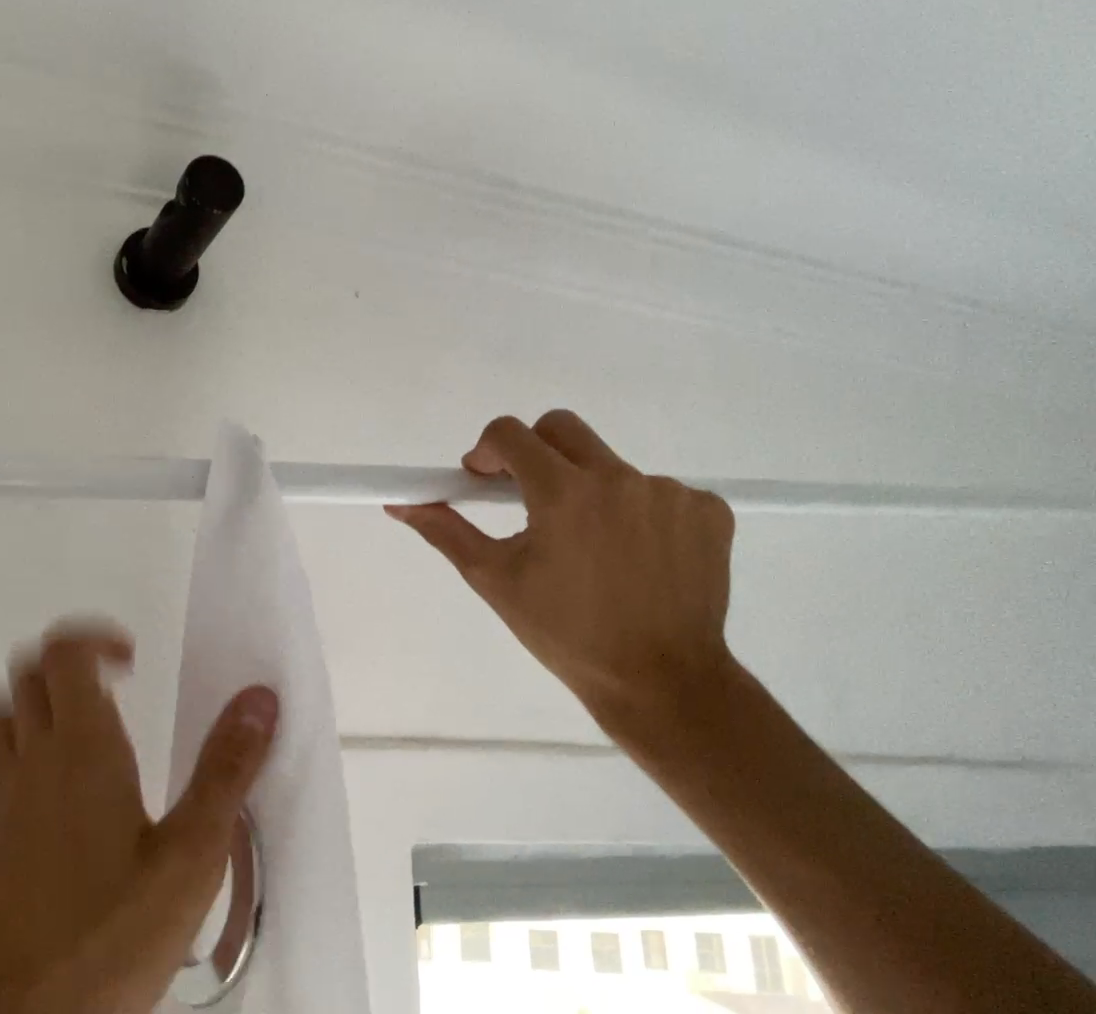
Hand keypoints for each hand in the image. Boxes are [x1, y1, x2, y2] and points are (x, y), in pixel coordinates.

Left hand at [0, 621, 279, 1013]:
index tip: (131, 660)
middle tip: (111, 692)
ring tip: (76, 735)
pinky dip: (7, 751)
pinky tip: (39, 794)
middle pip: (26, 672)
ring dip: (31, 704)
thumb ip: (225, 773)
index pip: (65, 651)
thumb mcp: (188, 861)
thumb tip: (259, 702)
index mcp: (79, 748)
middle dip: (67, 666)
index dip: (94, 638)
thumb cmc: (100, 937)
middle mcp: (25, 758)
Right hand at [386, 411, 737, 721]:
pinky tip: (632, 556)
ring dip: (586, 489)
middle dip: (534, 453)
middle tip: (527, 499)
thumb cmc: (563, 632)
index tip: (481, 480)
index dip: (485, 450)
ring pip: (610, 465)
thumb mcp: (494, 579)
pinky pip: (658, 491)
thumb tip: (400, 504)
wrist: (660, 680)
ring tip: (587, 547)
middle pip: (561, 429)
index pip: (510, 432)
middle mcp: (619, 478)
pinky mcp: (708, 511)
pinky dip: (636, 512)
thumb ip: (446, 531)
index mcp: (563, 492)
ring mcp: (670, 492)